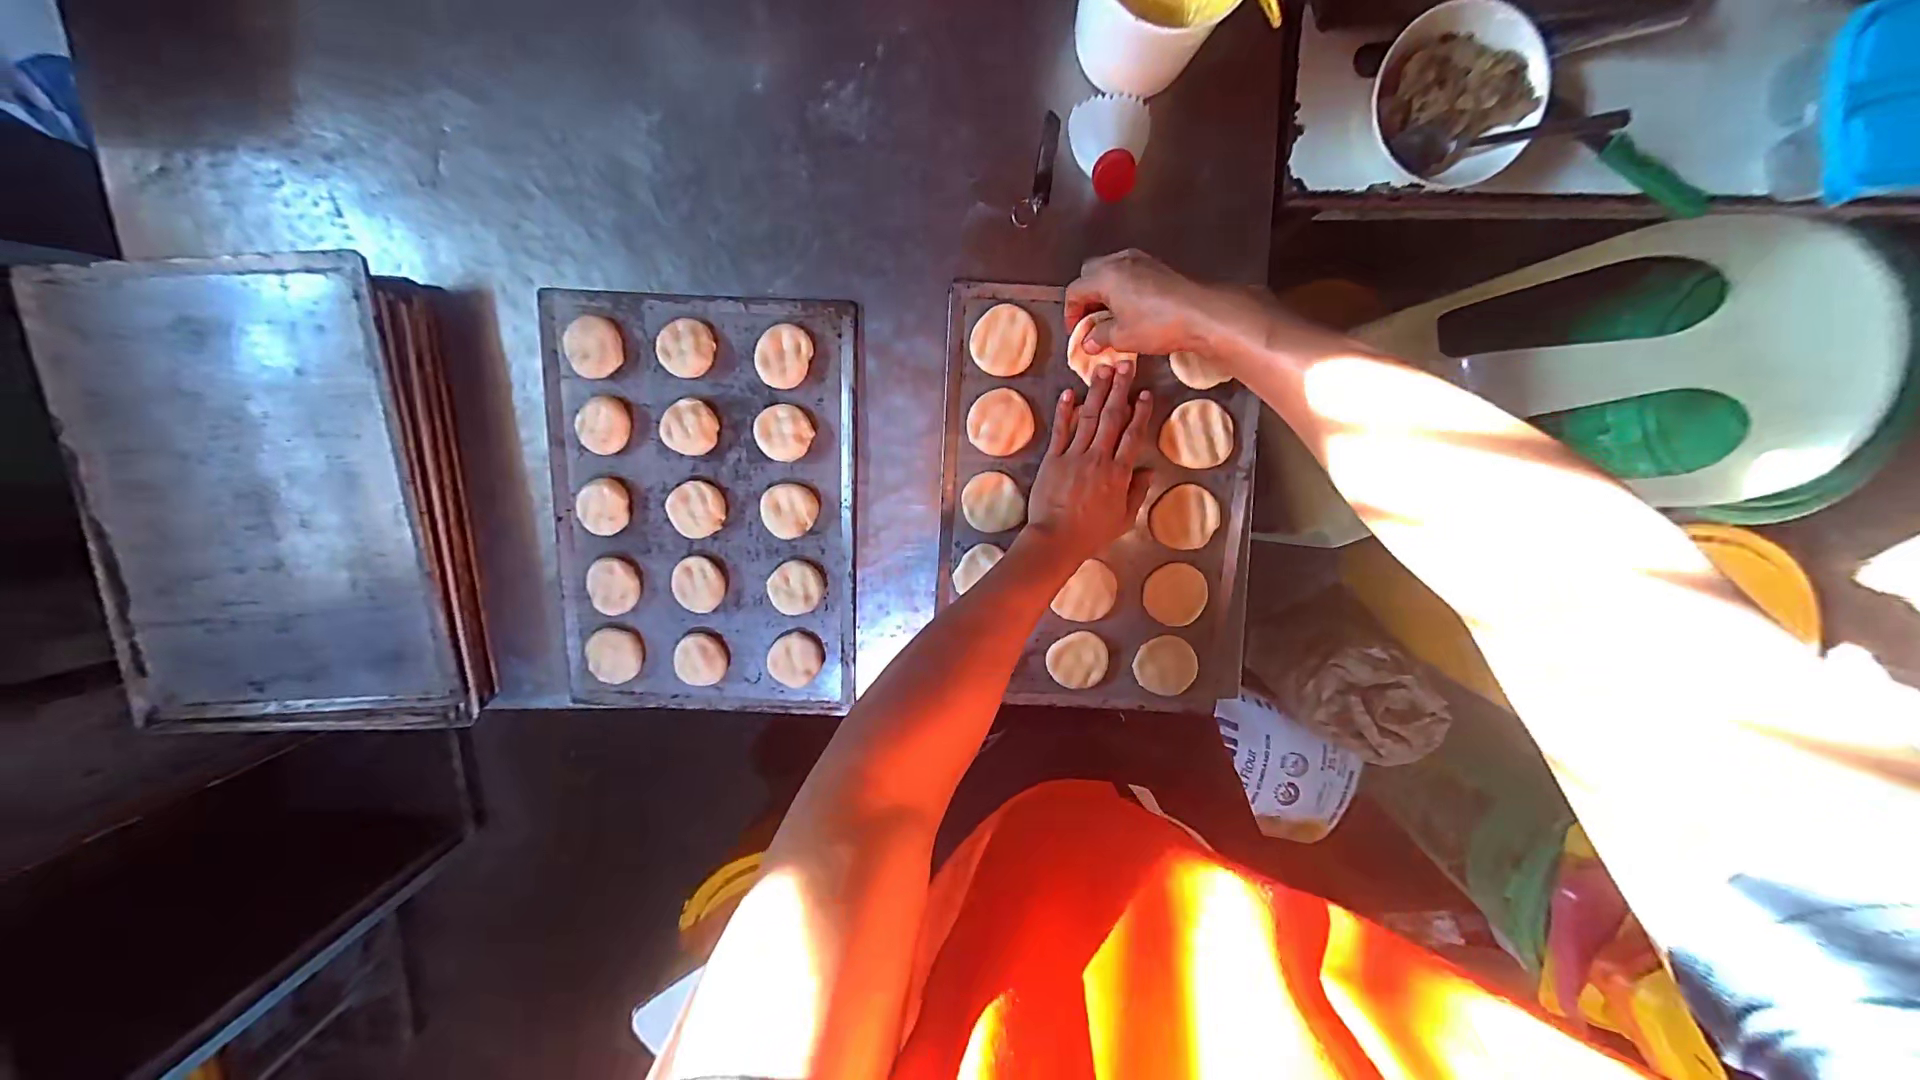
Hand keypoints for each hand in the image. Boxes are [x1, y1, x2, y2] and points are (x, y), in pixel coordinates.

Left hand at [1020, 359, 1153, 571]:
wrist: (1056, 540)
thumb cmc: (1091, 534)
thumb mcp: (1124, 518)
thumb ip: (1137, 492)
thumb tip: (1148, 471)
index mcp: (1118, 473)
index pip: (1133, 435)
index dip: (1140, 412)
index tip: (1145, 394)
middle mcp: (1098, 458)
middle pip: (1112, 417)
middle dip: (1120, 389)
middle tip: (1126, 364)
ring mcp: (1074, 456)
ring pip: (1088, 417)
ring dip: (1096, 391)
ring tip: (1103, 369)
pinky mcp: (1053, 459)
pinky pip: (1060, 431)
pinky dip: (1065, 411)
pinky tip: (1068, 393)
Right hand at [1064, 249, 1223, 356]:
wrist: (1201, 314)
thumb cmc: (1158, 324)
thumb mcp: (1121, 338)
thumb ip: (1099, 337)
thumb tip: (1089, 341)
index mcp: (1105, 276)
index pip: (1075, 291)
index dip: (1071, 313)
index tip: (1077, 331)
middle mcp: (1120, 261)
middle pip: (1089, 274)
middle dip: (1085, 297)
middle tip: (1089, 320)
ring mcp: (1140, 260)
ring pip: (1109, 271)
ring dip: (1103, 291)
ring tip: (1108, 316)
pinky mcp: (1156, 266)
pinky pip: (1128, 272)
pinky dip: (1120, 288)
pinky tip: (1128, 309)